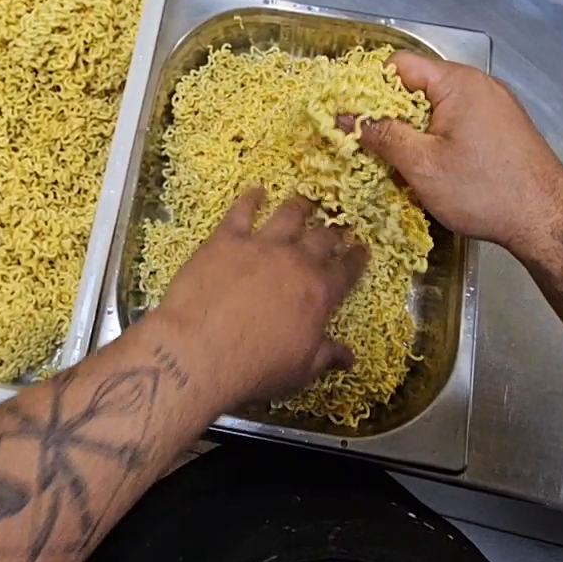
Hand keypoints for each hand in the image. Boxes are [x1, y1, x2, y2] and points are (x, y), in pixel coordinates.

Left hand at [145, 189, 367, 412]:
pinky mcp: (225, 238)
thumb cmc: (255, 366)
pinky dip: (251, 198)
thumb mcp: (300, 370)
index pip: (346, 271)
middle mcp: (295, 261)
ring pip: (287, 216)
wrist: (200, 350)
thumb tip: (350, 356)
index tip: (362, 249)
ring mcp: (260, 245)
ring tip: (306, 201)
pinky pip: (242, 211)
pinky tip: (256, 191)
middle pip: (321, 238)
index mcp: (318, 292)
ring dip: (300, 206)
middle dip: (333, 231)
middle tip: (338, 225)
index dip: (356, 259)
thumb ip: (326, 356)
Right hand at [348, 52, 562, 256]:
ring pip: (436, 106)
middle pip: (417, 85)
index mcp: (457, 82)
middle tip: (369, 143)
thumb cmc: (483, 190)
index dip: (368, 87)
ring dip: (413, 129)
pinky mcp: (502, 127)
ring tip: (398, 160)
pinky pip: (457, 120)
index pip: (398, 65)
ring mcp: (494, 105)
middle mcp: (478, 84)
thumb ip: (381, 135)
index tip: (351, 115)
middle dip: (390, 112)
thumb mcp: (422, 165)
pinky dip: (437, 137)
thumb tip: (346, 118)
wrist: (550, 222)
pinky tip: (431, 166)